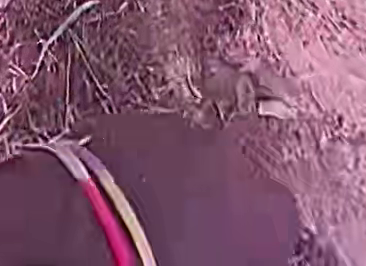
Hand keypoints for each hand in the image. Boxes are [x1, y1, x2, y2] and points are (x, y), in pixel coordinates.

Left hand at [76, 114, 299, 264]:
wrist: (85, 227)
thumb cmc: (160, 263)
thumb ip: (239, 253)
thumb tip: (229, 250)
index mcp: (264, 209)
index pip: (281, 221)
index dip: (258, 239)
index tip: (240, 252)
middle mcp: (228, 156)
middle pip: (234, 176)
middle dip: (217, 199)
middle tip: (194, 234)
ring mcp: (178, 127)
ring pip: (190, 153)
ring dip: (180, 175)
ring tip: (154, 213)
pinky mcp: (133, 115)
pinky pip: (148, 141)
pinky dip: (143, 160)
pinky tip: (125, 191)